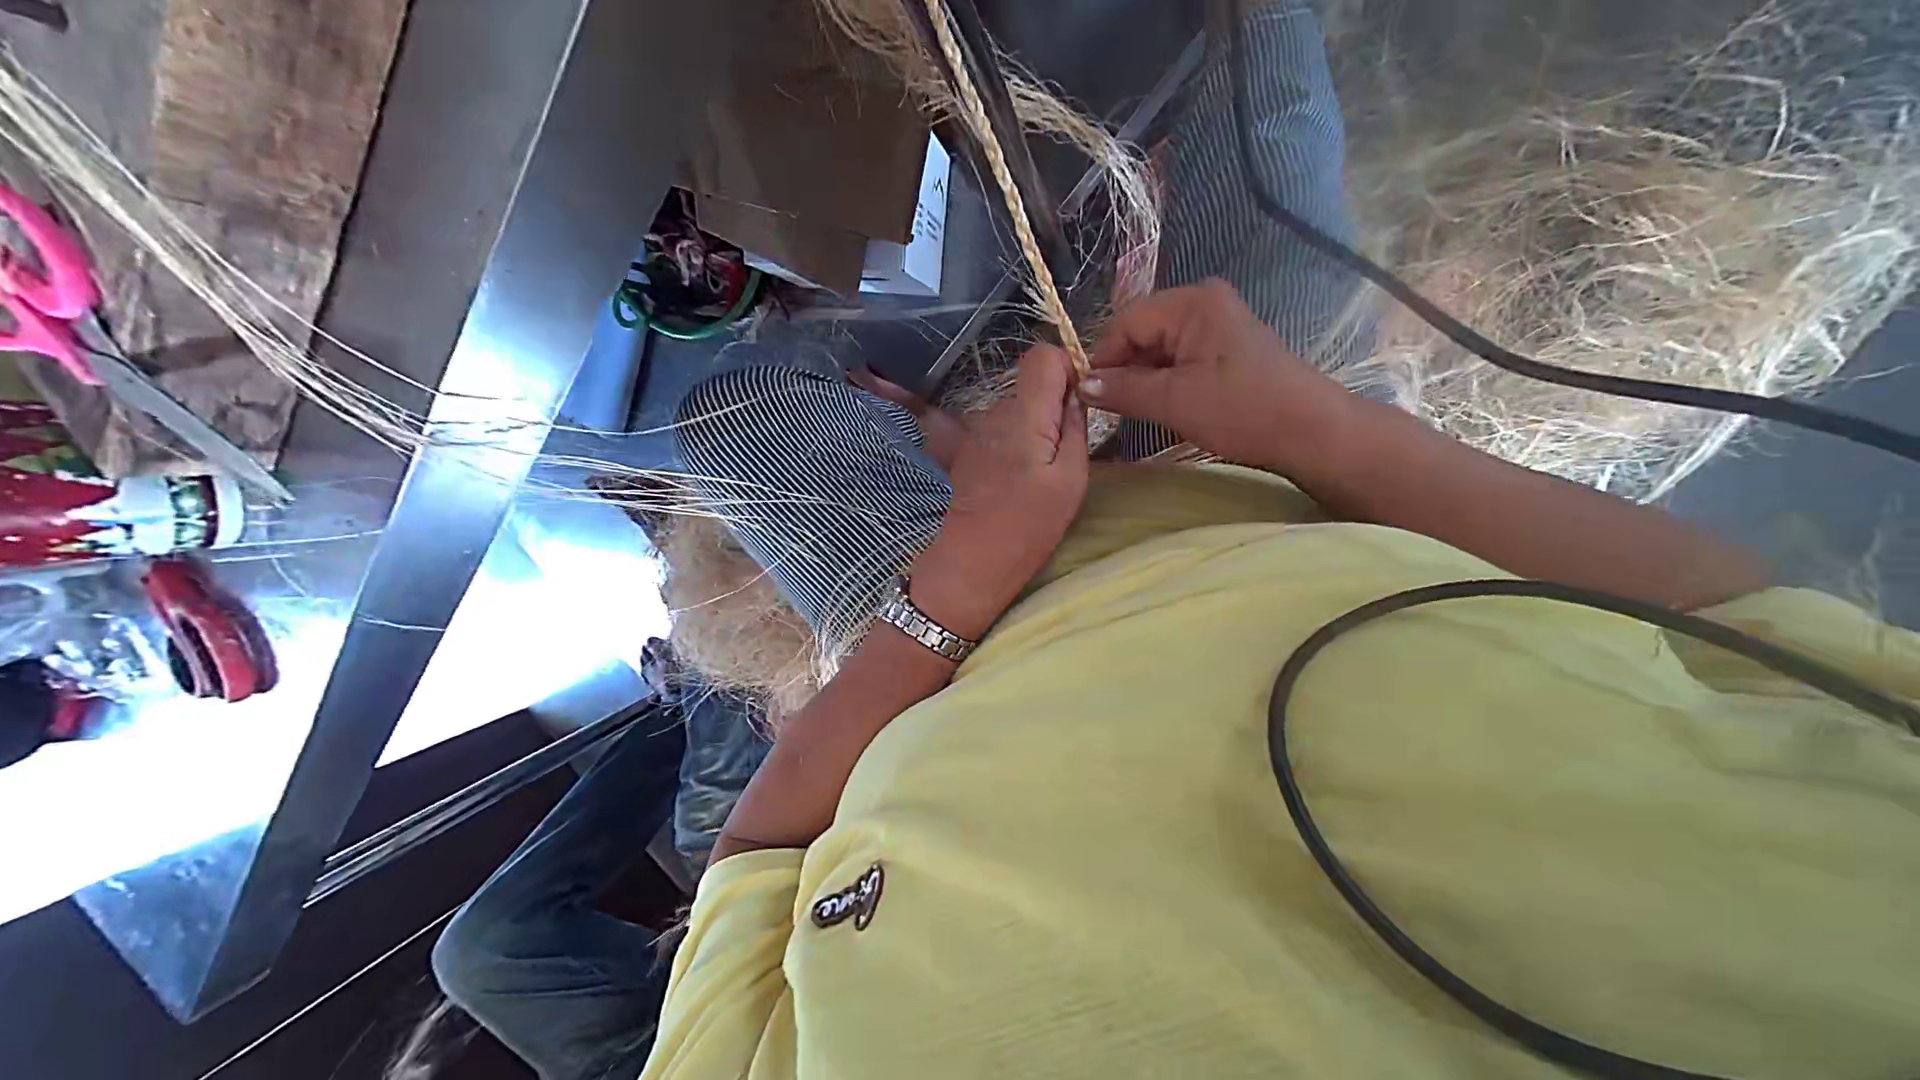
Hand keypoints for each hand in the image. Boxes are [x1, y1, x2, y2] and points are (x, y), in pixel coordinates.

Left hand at [906, 345, 1089, 640]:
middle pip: (1030, 384)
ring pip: (1016, 409)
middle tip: (1062, 452)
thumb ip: (1075, 428)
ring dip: (1032, 428)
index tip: (1077, 403)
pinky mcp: (967, 448)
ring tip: (1038, 473)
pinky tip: (1016, 477)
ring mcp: (976, 430)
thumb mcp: (1071, 479)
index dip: (1065, 370)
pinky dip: (1014, 443)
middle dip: (1052, 406)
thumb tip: (1075, 395)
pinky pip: (1000, 430)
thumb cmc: (1029, 525)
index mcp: (1025, 414)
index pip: (1042, 356)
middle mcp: (995, 411)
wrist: (973, 561)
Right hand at [1077, 280, 1357, 471]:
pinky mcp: (1224, 348)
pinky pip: (1178, 358)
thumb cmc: (1241, 410)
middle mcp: (1203, 303)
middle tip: (1104, 408)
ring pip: (1158, 348)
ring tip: (1128, 411)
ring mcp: (1216, 325)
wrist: (1310, 431)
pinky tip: (1157, 406)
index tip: (1085, 395)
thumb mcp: (1174, 401)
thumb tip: (1082, 385)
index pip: (1125, 322)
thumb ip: (1123, 389)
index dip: (1101, 358)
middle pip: (1141, 332)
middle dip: (1121, 368)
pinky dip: (1162, 381)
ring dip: (1141, 378)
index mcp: (1191, 303)